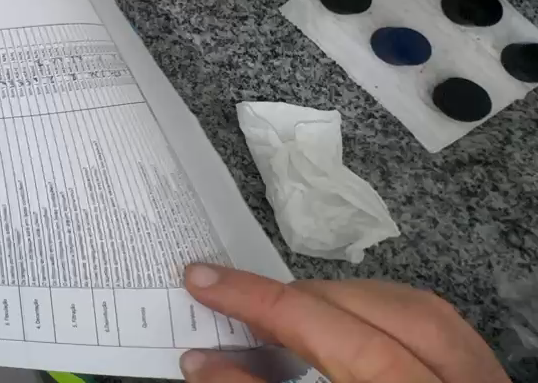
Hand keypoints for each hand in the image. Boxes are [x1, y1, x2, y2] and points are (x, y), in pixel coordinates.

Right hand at [180, 263, 507, 382]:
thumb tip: (201, 363)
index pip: (341, 344)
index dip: (262, 304)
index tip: (201, 284)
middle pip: (386, 323)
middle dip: (300, 301)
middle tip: (238, 303)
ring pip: (424, 317)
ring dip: (342, 301)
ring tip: (290, 312)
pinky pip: (446, 336)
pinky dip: (383, 318)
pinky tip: (344, 329)